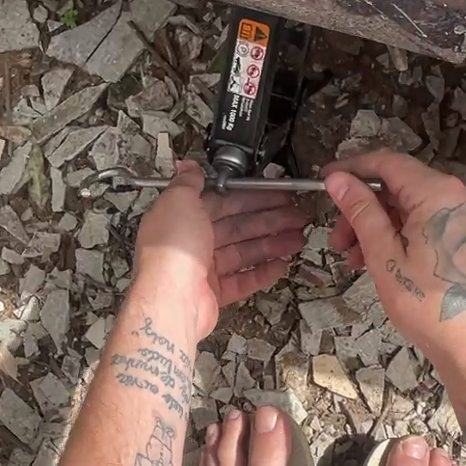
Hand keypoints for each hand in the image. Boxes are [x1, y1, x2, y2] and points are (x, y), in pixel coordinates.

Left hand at [132, 160, 308, 339]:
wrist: (169, 299)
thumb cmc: (169, 252)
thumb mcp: (178, 201)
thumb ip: (187, 182)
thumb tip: (189, 166)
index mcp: (184, 217)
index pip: (224, 202)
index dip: (252, 197)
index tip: (275, 195)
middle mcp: (192, 242)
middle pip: (239, 227)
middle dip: (270, 220)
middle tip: (295, 216)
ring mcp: (204, 269)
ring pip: (245, 252)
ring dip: (273, 244)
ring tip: (296, 239)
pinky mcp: (214, 293)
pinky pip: (244, 280)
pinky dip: (263, 272)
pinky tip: (280, 264)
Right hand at [323, 151, 465, 367]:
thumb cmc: (429, 304)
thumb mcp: (384, 255)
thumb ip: (361, 212)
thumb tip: (338, 180)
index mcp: (438, 193)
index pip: (387, 163)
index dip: (352, 169)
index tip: (325, 181)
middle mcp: (459, 195)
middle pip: (398, 188)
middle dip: (362, 210)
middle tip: (336, 240)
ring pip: (411, 208)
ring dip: (378, 227)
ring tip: (354, 260)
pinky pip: (427, 224)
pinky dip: (400, 236)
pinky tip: (379, 262)